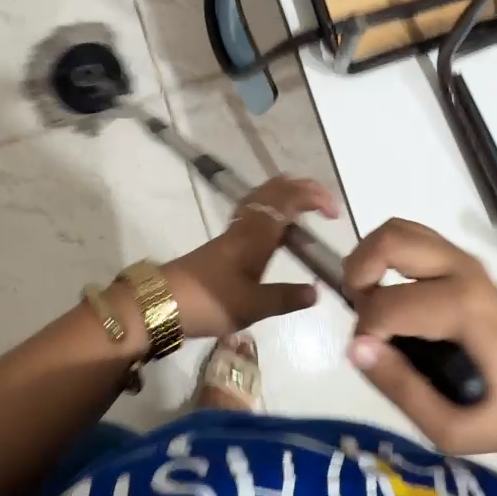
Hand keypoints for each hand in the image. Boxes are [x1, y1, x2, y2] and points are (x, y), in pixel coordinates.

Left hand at [158, 176, 340, 338]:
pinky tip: (275, 225)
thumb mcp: (252, 306)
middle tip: (326, 204)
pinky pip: (254, 209)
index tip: (334, 212)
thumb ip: (286, 298)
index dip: (314, 197)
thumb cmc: (209, 301)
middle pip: (276, 190)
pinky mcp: (225, 240)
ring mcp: (234, 230)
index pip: (290, 200)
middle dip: (304, 189)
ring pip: (263, 196)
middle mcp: (247, 224)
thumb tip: (317, 291)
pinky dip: (272, 206)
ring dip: (287, 194)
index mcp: (258, 233)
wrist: (162, 303)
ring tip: (306, 207)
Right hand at [343, 219, 496, 458]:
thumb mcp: (446, 427)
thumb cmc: (494, 419)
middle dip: (359, 273)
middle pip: (390, 240)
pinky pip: (413, 237)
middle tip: (358, 312)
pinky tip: (387, 289)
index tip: (369, 360)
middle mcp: (464, 270)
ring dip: (370, 258)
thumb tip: (355, 346)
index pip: (387, 304)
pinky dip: (387, 254)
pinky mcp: (462, 259)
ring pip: (398, 230)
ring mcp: (464, 259)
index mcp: (463, 308)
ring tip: (368, 299)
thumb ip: (399, 386)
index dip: (365, 333)